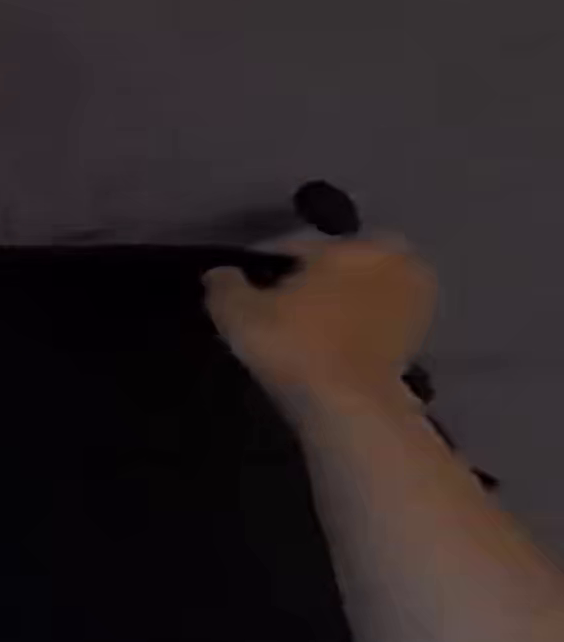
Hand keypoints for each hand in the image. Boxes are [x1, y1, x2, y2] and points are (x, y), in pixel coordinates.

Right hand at [203, 239, 433, 404]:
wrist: (344, 395)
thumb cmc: (287, 343)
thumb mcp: (233, 309)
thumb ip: (223, 282)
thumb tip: (221, 272)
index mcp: (348, 248)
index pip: (290, 246)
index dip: (259, 265)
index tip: (239, 286)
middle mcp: (392, 259)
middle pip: (335, 260)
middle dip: (310, 273)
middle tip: (278, 299)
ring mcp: (415, 291)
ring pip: (360, 281)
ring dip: (336, 291)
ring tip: (303, 317)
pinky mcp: (421, 322)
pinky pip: (377, 305)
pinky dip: (355, 312)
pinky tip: (329, 332)